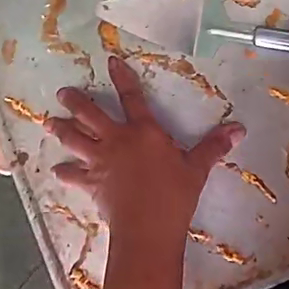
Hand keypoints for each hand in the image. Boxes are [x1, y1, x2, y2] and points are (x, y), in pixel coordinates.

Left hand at [48, 56, 244, 252]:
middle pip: (91, 115)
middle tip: (62, 92)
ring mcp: (101, 161)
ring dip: (62, 130)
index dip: (122, 78)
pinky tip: (56, 169)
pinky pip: (74, 175)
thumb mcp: (197, 168)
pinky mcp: (92, 183)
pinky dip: (65, 172)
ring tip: (49, 122)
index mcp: (144, 131)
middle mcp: (118, 140)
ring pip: (75, 140)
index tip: (111, 61)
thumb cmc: (174, 195)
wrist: (147, 227)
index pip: (132, 98)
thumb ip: (214, 146)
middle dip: (76, 102)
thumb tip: (239, 129)